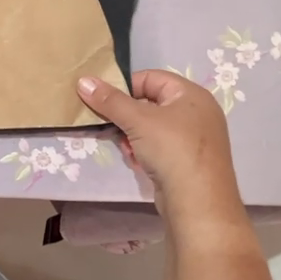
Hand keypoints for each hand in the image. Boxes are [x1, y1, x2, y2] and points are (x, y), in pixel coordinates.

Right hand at [77, 70, 242, 227]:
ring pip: (150, 126)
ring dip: (131, 135)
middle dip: (126, 116)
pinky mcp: (187, 159)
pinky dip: (143, 150)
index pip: (150, 78)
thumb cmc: (172, 149)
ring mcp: (194, 137)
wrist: (198, 201)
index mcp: (191, 94)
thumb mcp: (137, 120)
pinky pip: (158, 145)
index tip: (104, 102)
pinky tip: (138, 162)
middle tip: (111, 127)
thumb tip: (83, 80)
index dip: (125, 87)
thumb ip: (109, 100)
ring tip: (126, 148)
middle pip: (149, 103)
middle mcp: (196, 112)